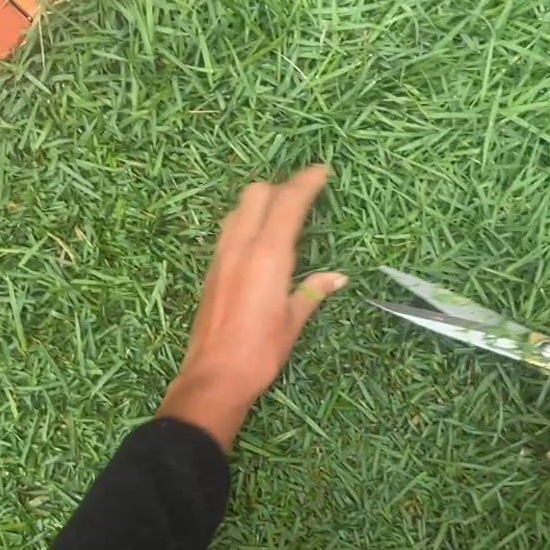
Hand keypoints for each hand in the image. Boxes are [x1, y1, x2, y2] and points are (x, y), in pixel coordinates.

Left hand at [157, 166, 346, 451]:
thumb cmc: (260, 352)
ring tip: (281, 214)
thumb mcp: (293, 321)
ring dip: (260, 202)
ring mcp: (221, 257)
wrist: (214, 376)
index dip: (306, 183)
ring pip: (238, 209)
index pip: (288, 203)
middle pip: (257, 194)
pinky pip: (228, 230)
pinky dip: (246, 222)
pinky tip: (258, 240)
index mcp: (267, 255)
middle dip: (281, 188)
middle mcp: (241, 247)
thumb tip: (338, 278)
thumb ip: (313, 291)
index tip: (322, 172)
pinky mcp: (211, 270)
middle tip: (303, 196)